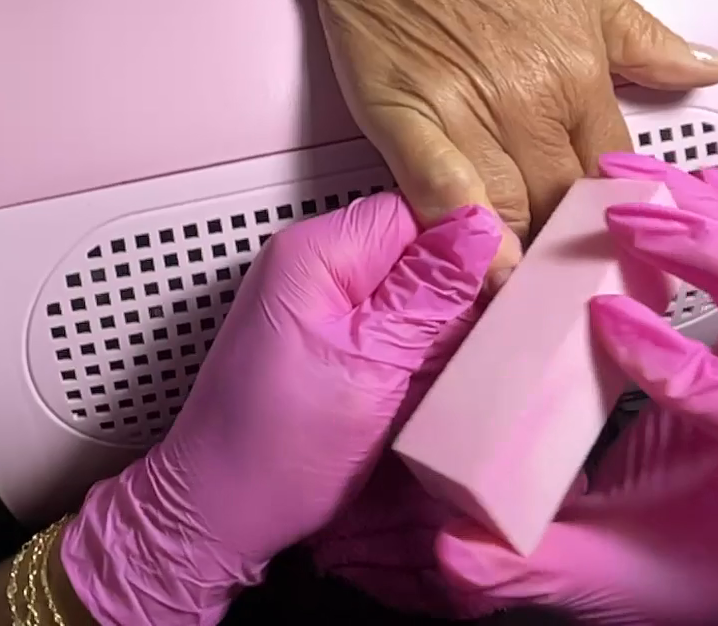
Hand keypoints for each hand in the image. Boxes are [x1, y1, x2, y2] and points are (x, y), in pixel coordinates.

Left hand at [61, 194, 501, 625]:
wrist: (221, 506)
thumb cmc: (275, 448)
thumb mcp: (373, 368)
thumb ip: (429, 297)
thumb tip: (479, 230)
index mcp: (315, 252)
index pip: (412, 212)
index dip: (461, 249)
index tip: (496, 295)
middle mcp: (311, 262)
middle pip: (409, 247)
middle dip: (451, 294)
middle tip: (472, 347)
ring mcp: (315, 298)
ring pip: (404, 287)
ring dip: (433, 326)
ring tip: (441, 373)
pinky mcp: (323, 331)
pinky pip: (385, 318)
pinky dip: (411, 346)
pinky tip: (419, 382)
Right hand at [228, 0, 717, 271]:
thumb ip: (646, 38)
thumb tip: (712, 68)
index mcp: (580, 75)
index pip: (614, 171)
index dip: (621, 220)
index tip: (625, 258)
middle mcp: (531, 104)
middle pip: (567, 204)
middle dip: (576, 253)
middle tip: (582, 298)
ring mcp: (466, 115)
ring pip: (512, 210)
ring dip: (529, 261)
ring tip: (540, 312)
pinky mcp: (404, 118)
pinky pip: (440, 191)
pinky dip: (465, 233)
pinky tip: (481, 273)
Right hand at [313, 154, 717, 623]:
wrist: (713, 567)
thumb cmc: (674, 577)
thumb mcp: (597, 585)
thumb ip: (523, 570)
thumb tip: (451, 539)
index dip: (693, 367)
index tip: (605, 321)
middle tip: (633, 222)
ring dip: (717, 227)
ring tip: (639, 187)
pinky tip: (688, 188)